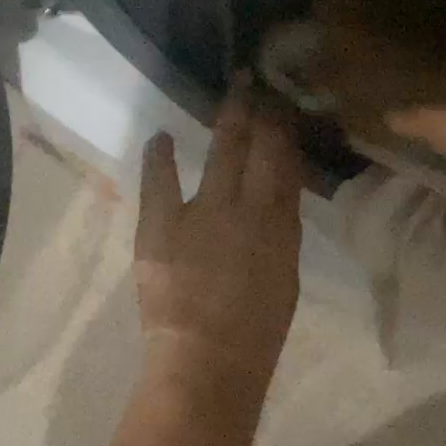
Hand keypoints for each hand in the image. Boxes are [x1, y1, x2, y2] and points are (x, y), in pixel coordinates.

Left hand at [135, 74, 303, 390]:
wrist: (206, 363)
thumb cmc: (257, 331)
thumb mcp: (284, 274)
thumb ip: (280, 230)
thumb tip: (274, 195)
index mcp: (280, 224)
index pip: (285, 161)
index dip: (284, 128)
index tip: (282, 105)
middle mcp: (246, 208)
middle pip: (255, 147)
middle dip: (256, 110)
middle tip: (253, 82)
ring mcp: (201, 213)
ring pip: (219, 154)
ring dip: (225, 119)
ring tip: (230, 92)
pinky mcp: (160, 226)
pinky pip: (160, 181)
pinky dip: (160, 156)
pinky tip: (161, 136)